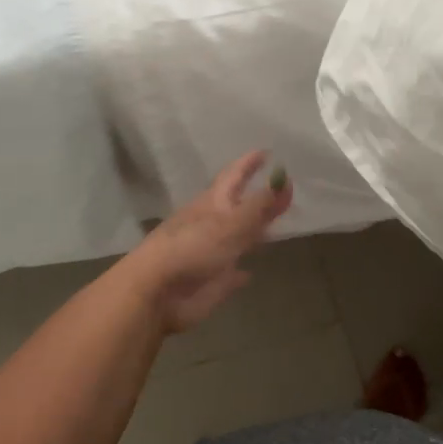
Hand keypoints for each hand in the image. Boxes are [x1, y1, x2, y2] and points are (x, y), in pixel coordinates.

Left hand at [120, 151, 293, 334]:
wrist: (157, 291)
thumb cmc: (192, 248)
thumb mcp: (230, 223)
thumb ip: (260, 205)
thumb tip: (286, 180)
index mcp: (214, 203)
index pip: (235, 176)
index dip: (249, 163)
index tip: (267, 152)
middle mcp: (213, 225)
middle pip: (240, 207)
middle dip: (259, 197)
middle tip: (284, 189)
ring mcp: (212, 253)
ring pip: (238, 238)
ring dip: (254, 231)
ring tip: (276, 225)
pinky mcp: (212, 281)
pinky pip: (231, 273)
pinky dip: (242, 271)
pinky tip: (251, 272)